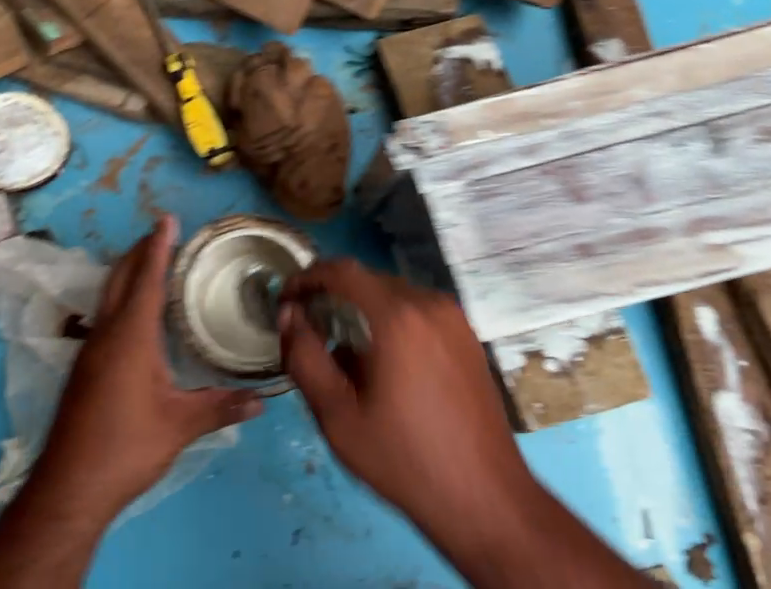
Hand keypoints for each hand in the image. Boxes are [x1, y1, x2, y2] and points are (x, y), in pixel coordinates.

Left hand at [29, 215, 261, 519]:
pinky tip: (135, 316)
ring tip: (150, 263)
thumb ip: (221, 408)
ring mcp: (89, 351)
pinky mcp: (84, 369)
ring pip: (108, 296)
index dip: (158, 247)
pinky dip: (121, 298)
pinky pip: (104, 316)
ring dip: (127, 273)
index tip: (166, 219)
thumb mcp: (181, 426)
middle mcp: (106, 334)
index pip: (146, 280)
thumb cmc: (126, 447)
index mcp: (130, 337)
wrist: (69, 486)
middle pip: (120, 278)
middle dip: (139, 252)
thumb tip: (264, 400)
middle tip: (162, 232)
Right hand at [279, 260, 535, 538]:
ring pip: (394, 297)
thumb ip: (304, 357)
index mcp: (398, 316)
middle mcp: (430, 304)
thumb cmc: (403, 459)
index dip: (307, 278)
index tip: (286, 301)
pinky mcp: (468, 338)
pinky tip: (382, 366)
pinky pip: (418, 313)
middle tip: (308, 332)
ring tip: (342, 354)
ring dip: (362, 311)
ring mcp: (455, 319)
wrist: (485, 500)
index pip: (342, 270)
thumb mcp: (337, 416)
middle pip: (368, 281)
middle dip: (333, 298)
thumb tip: (288, 315)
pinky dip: (391, 324)